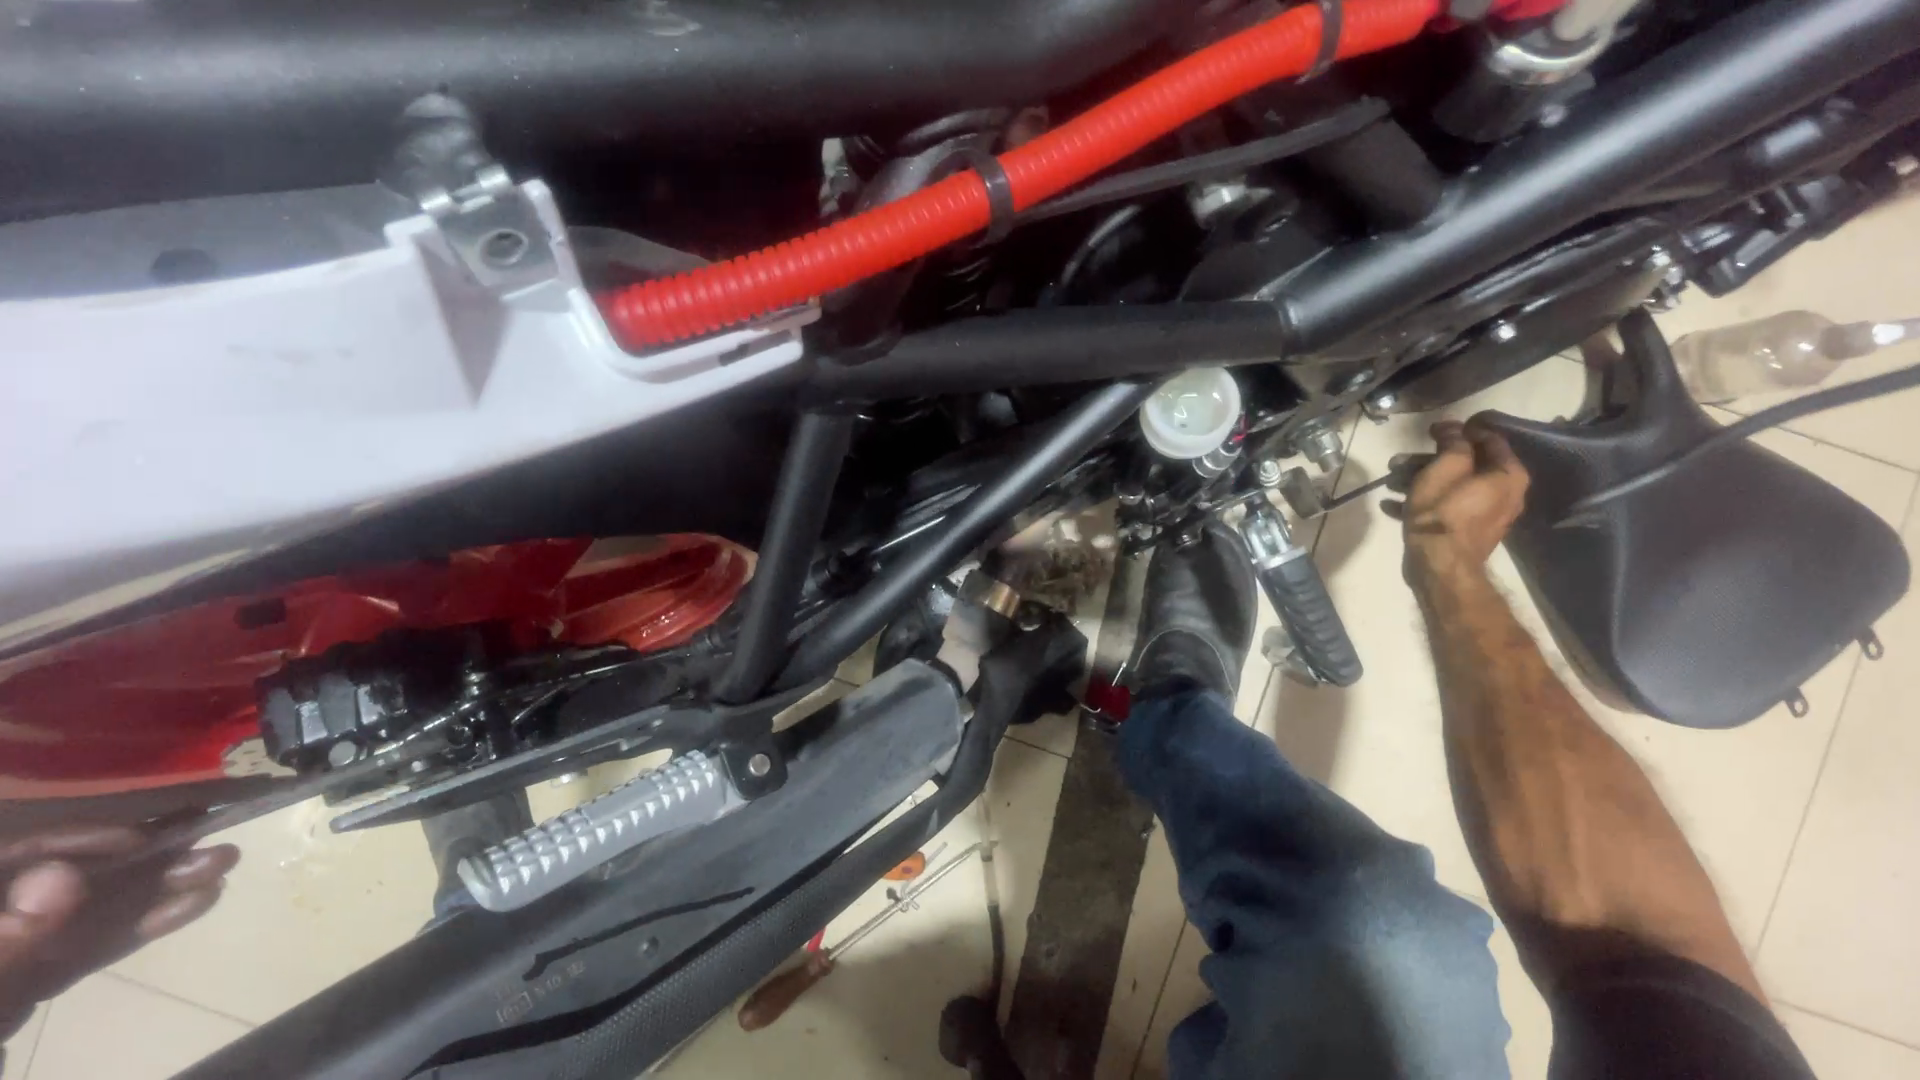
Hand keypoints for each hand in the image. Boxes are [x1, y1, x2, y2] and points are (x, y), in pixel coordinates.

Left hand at [0, 827, 237, 1036]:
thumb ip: (3, 942)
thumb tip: (60, 874)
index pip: (7, 857)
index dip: (71, 841)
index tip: (138, 838)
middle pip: (61, 878)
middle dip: (140, 859)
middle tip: (210, 838)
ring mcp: (11, 952)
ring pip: (89, 909)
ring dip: (160, 886)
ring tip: (222, 864)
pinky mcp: (33, 980)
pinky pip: (92, 945)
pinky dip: (144, 924)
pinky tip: (196, 903)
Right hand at [1385, 416, 1529, 581]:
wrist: (1439, 567)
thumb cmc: (1443, 512)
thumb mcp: (1444, 467)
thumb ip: (1453, 442)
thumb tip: (1454, 426)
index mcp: (1508, 476)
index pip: (1490, 439)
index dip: (1461, 430)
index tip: (1433, 430)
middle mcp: (1505, 494)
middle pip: (1466, 465)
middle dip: (1429, 460)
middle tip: (1399, 460)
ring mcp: (1485, 516)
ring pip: (1451, 488)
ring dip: (1419, 481)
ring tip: (1390, 482)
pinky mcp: (1465, 533)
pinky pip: (1445, 509)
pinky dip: (1422, 503)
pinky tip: (1392, 505)